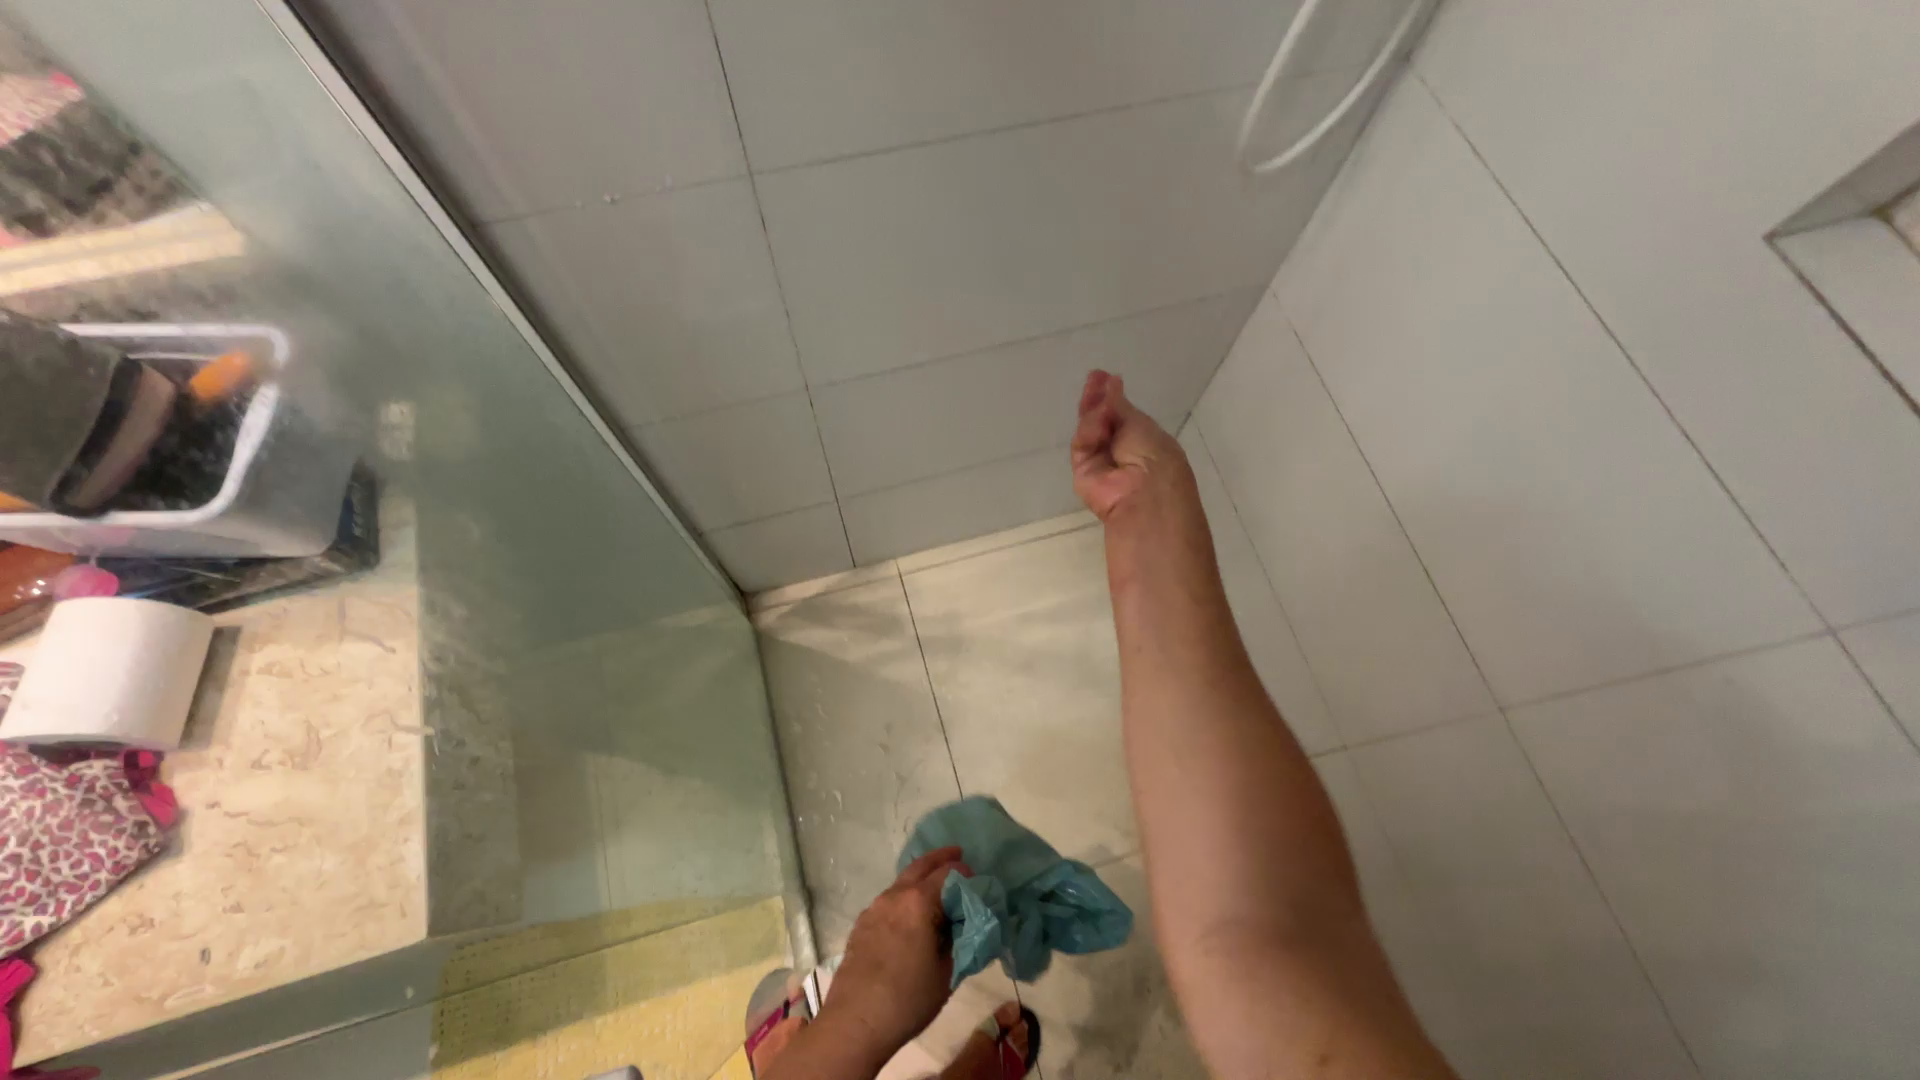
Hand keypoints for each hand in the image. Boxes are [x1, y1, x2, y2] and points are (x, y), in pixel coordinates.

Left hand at [821, 847, 970, 1061]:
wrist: (855, 1022)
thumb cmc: (908, 999)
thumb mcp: (946, 973)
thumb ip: (956, 942)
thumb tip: (960, 926)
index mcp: (919, 902)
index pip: (947, 873)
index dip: (964, 873)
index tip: (976, 880)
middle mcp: (894, 896)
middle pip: (919, 866)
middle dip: (940, 859)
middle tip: (957, 855)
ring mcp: (873, 909)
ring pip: (901, 883)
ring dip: (919, 879)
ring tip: (935, 889)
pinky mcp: (860, 926)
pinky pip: (888, 901)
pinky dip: (903, 898)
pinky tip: (909, 917)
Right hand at [1070, 370, 1193, 523]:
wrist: (1145, 497)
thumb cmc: (1156, 458)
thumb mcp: (1141, 425)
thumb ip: (1119, 406)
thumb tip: (1111, 381)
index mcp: (1144, 441)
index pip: (1122, 415)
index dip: (1112, 396)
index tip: (1102, 377)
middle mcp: (1121, 451)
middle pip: (1101, 420)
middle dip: (1097, 400)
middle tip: (1093, 379)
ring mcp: (1101, 462)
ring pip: (1089, 430)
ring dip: (1093, 413)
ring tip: (1099, 403)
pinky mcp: (1083, 472)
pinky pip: (1082, 445)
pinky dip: (1088, 431)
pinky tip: (1097, 420)